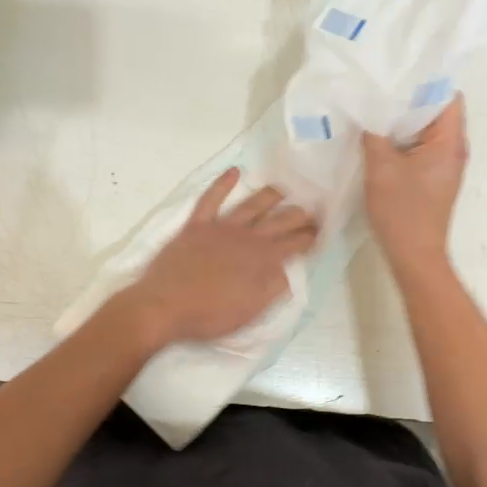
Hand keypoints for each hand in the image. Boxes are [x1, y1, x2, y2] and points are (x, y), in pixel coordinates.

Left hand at [119, 168, 317, 346]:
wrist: (165, 306)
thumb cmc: (209, 315)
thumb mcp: (251, 311)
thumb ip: (273, 288)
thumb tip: (287, 270)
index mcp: (262, 260)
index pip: (294, 244)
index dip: (309, 237)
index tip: (320, 231)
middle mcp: (246, 238)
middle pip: (278, 220)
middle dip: (298, 215)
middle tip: (311, 209)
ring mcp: (221, 228)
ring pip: (251, 205)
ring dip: (269, 196)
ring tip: (282, 190)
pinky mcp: (197, 225)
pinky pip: (211, 199)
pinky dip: (223, 183)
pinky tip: (235, 171)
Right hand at [361, 95, 467, 270]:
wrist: (414, 255)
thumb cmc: (402, 210)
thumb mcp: (381, 167)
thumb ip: (374, 133)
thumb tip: (366, 108)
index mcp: (449, 141)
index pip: (447, 95)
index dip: (426, 79)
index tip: (398, 70)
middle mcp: (453, 149)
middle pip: (436, 110)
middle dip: (409, 97)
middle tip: (379, 84)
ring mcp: (444, 164)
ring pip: (425, 129)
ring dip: (403, 119)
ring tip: (374, 105)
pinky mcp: (433, 176)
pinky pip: (420, 146)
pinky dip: (402, 137)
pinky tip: (377, 135)